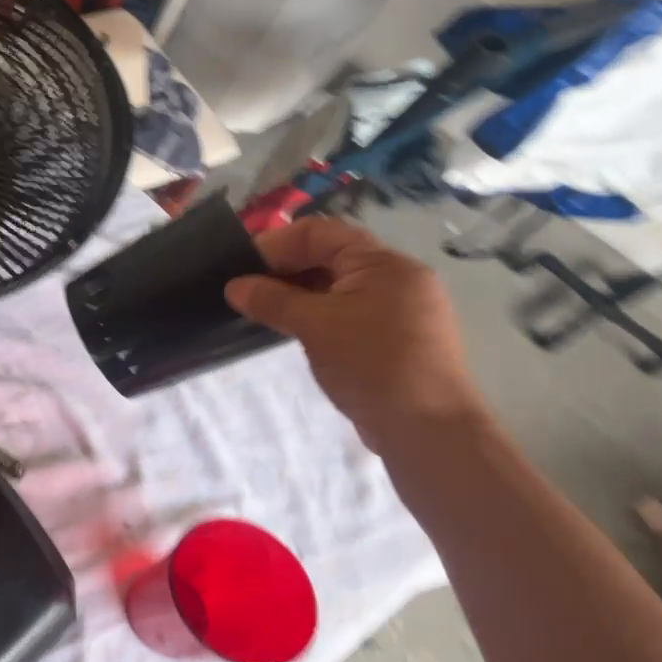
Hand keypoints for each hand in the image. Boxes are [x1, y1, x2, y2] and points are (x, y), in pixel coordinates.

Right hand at [224, 217, 486, 450]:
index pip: (322, 232)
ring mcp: (400, 310)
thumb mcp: (313, 325)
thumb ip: (271, 300)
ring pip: (338, 286)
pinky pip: (348, 310)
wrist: (427, 429)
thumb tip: (234, 286)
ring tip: (263, 309)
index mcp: (385, 264)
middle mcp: (397, 279)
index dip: (278, 243)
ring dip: (298, 292)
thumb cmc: (371, 363)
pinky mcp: (395, 338)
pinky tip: (294, 329)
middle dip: (285, 268)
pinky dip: (317, 312)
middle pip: (331, 256)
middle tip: (247, 288)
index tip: (242, 264)